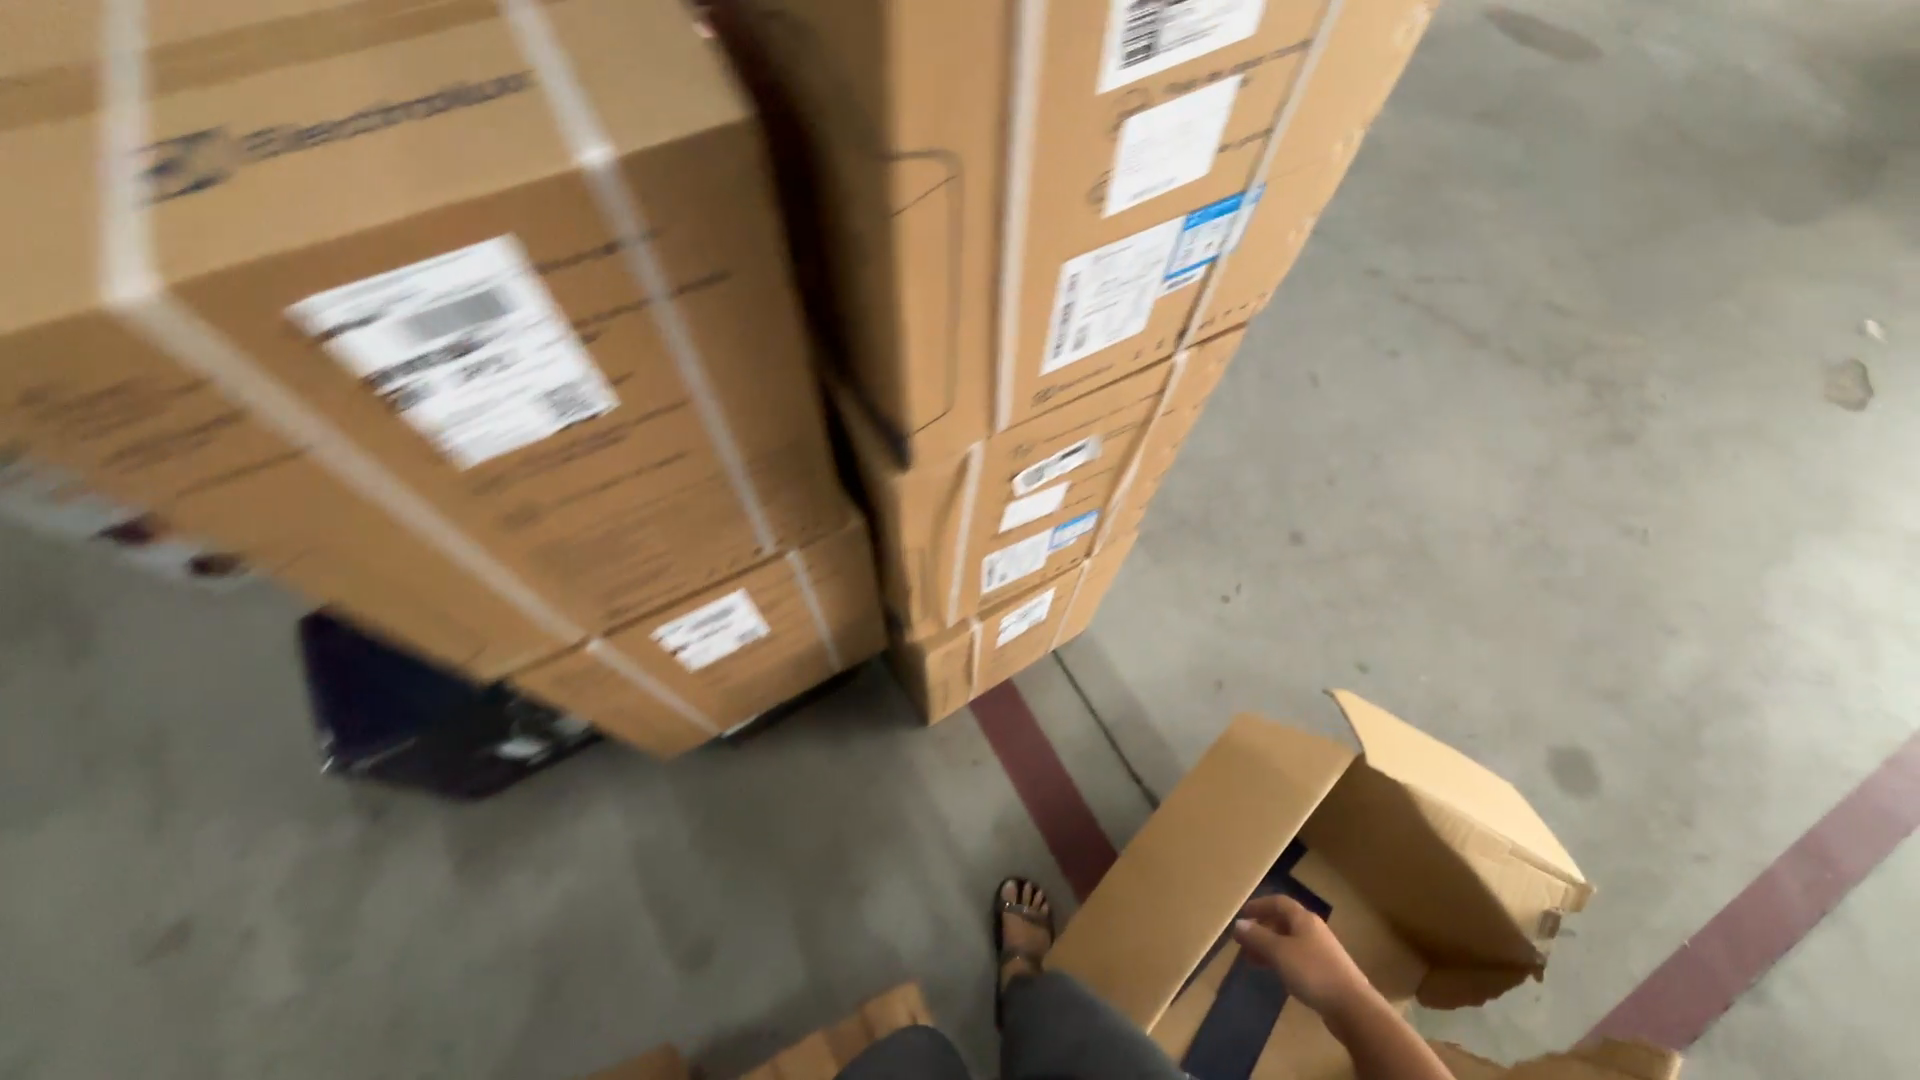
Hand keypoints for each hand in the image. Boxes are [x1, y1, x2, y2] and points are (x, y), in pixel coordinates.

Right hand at [1231, 895, 1374, 1018]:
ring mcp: (1322, 951)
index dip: (1259, 905)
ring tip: (1252, 960)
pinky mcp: (1326, 971)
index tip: (1242, 915)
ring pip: (1289, 941)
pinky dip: (1282, 961)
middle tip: (1243, 942)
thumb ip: (1257, 937)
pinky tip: (1276, 974)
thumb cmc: (1313, 972)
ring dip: (1269, 947)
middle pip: (1283, 921)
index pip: (1278, 902)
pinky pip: (1297, 958)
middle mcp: (1313, 930)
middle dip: (1261, 929)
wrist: (1353, 1007)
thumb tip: (1238, 924)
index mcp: (1304, 919)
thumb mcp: (1279, 952)